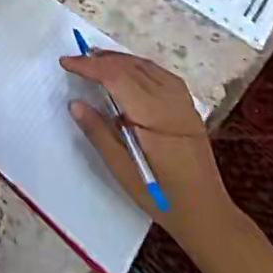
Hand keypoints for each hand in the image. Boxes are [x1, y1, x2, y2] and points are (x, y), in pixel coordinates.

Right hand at [62, 51, 224, 230]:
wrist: (206, 213)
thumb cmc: (161, 196)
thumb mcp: (122, 169)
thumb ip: (98, 132)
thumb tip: (76, 103)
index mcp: (154, 116)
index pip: (117, 77)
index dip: (90, 66)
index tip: (66, 62)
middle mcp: (171, 102)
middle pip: (133, 67)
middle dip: (102, 59)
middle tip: (75, 60)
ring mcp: (183, 103)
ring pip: (148, 67)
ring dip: (120, 59)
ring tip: (95, 60)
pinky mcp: (188, 108)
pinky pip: (161, 74)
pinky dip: (139, 66)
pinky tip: (128, 72)